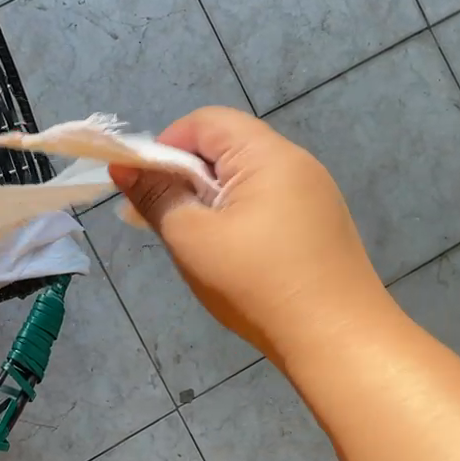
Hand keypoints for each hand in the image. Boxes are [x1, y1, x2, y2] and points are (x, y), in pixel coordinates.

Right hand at [111, 106, 390, 358]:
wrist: (337, 338)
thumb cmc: (255, 282)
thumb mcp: (191, 238)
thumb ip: (156, 196)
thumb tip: (123, 166)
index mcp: (267, 155)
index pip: (205, 121)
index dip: (165, 145)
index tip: (144, 188)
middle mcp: (295, 162)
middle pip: (225, 145)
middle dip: (183, 173)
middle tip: (161, 218)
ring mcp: (312, 193)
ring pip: (243, 176)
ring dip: (207, 197)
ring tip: (192, 240)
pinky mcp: (317, 223)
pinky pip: (264, 200)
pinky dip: (234, 214)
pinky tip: (228, 254)